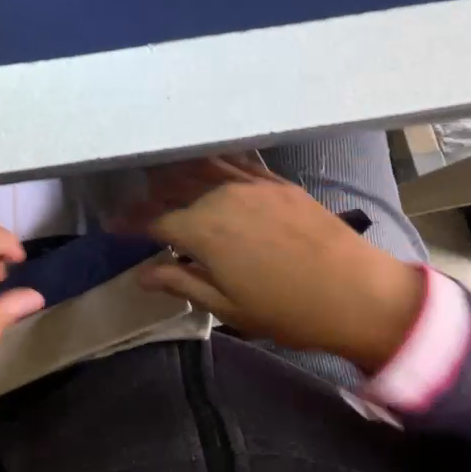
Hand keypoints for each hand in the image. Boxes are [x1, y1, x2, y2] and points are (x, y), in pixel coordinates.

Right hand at [134, 158, 424, 372]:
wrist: (359, 293)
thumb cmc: (288, 310)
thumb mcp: (229, 307)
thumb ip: (182, 282)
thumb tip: (143, 274)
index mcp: (203, 230)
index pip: (154, 220)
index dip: (130, 223)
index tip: (112, 225)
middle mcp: (221, 197)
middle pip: (174, 187)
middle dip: (149, 195)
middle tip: (134, 202)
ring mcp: (251, 185)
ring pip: (203, 169)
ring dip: (178, 172)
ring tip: (162, 176)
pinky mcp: (277, 182)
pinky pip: (237, 163)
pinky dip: (215, 162)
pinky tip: (207, 161)